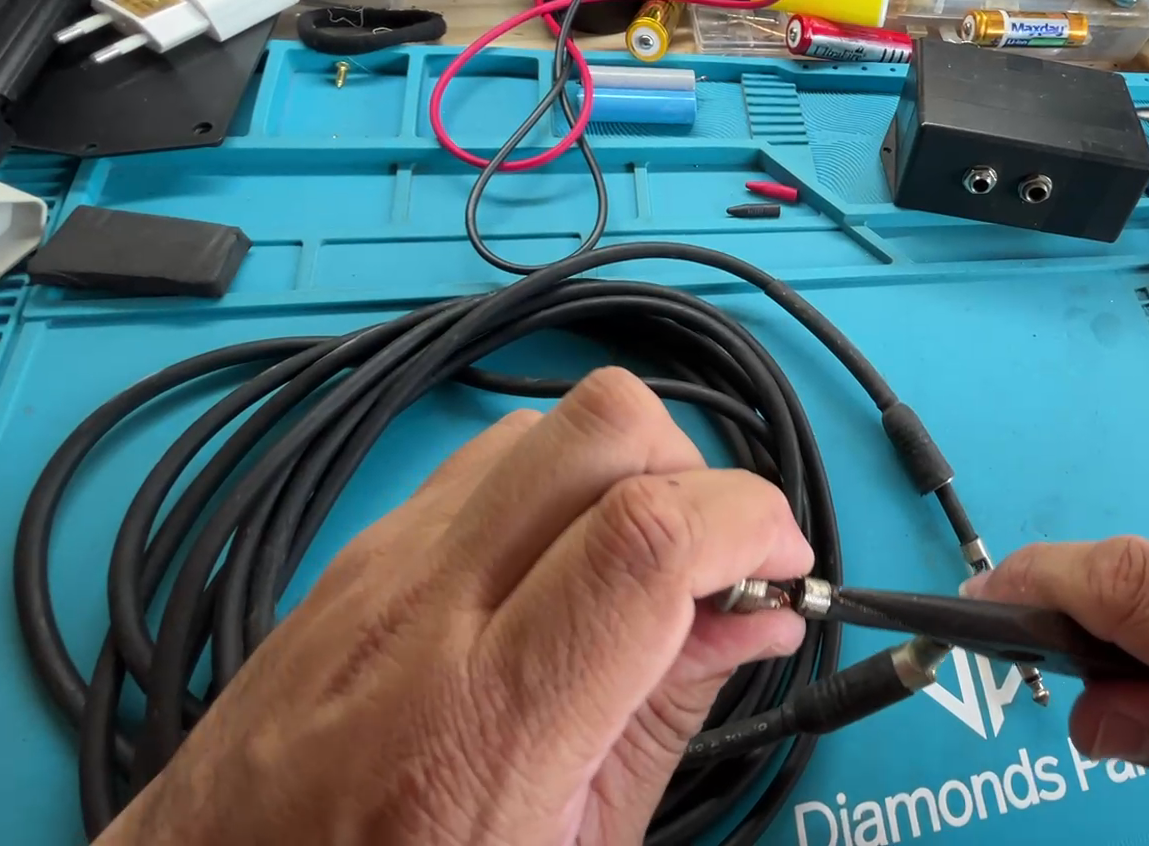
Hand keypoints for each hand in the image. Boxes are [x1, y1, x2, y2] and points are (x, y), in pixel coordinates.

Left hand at [100, 368, 811, 844]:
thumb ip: (675, 706)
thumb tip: (765, 613)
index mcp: (487, 723)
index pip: (647, 537)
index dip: (750, 519)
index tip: (784, 564)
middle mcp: (428, 607)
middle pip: (601, 425)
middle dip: (693, 466)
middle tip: (708, 555)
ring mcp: (385, 558)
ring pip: (554, 425)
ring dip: (631, 470)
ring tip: (639, 562)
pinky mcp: (365, 542)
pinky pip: (498, 457)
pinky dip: (569, 484)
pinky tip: (566, 564)